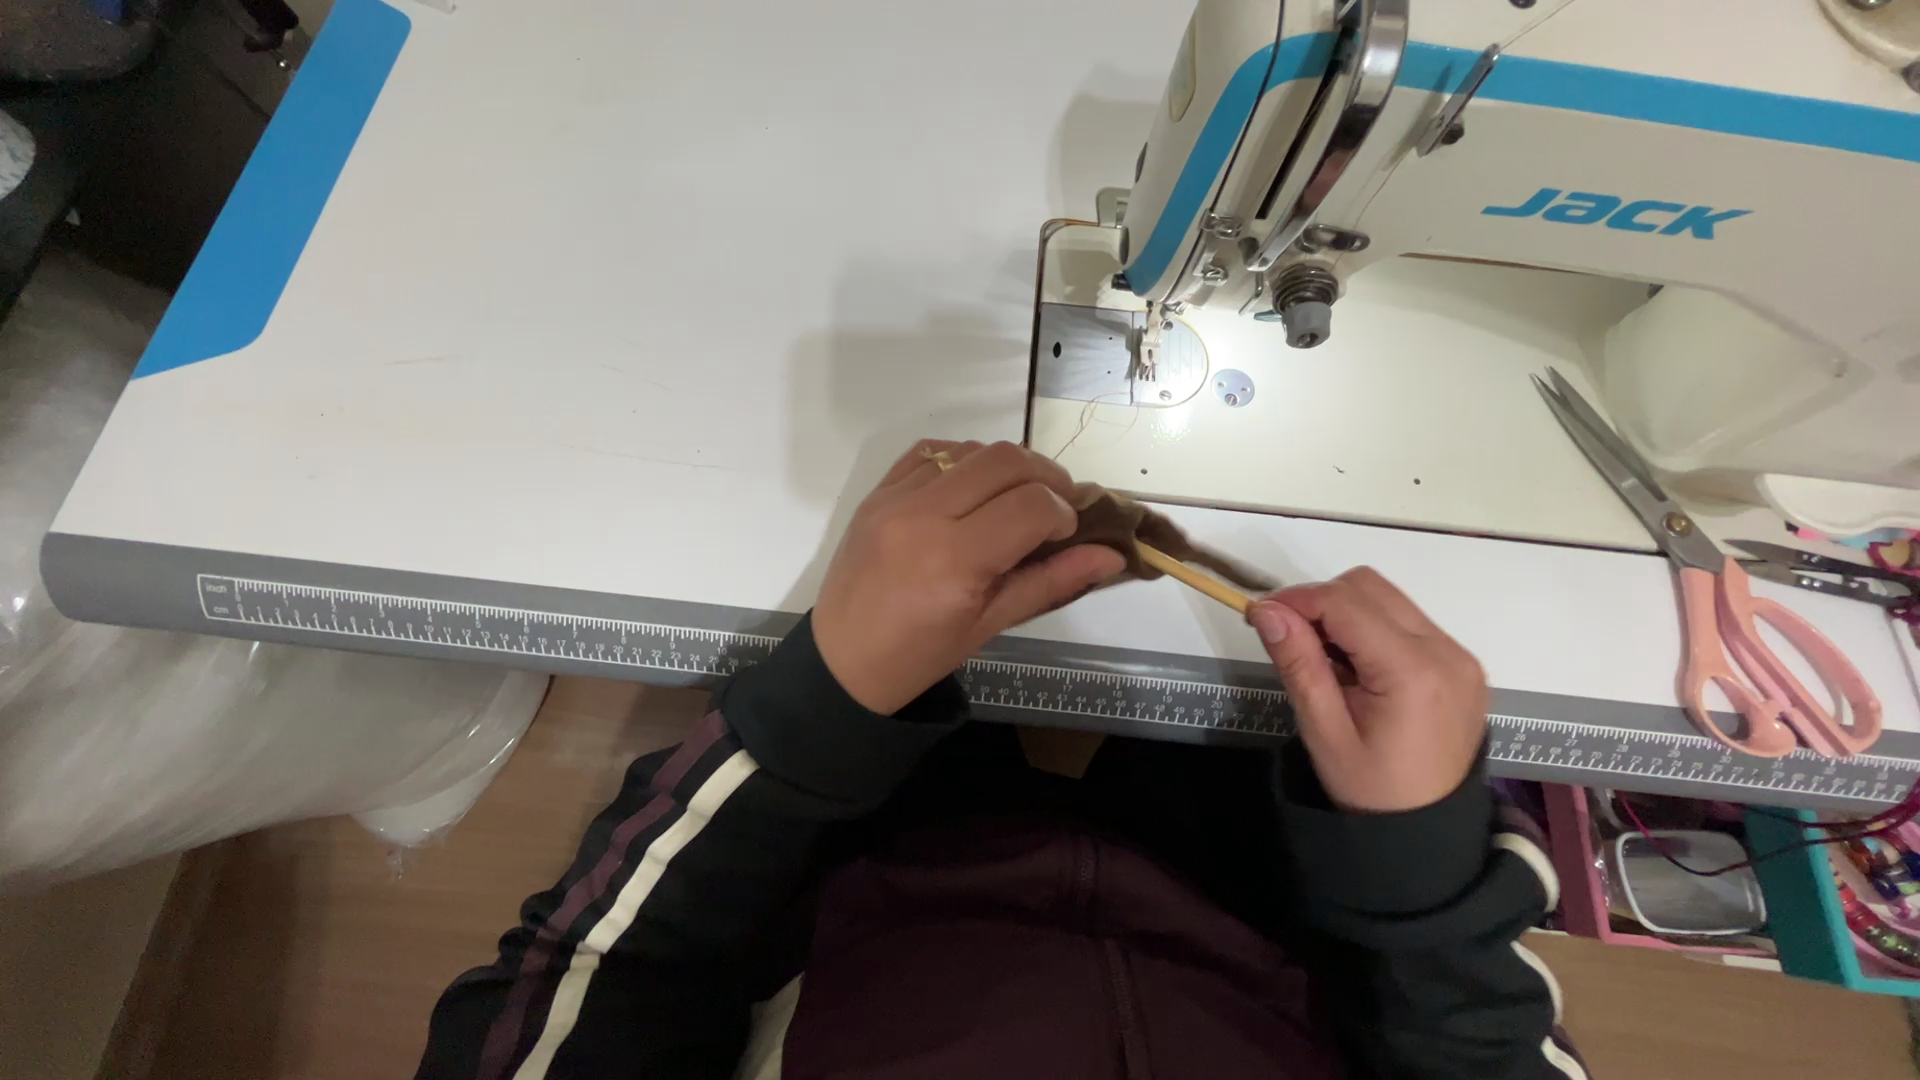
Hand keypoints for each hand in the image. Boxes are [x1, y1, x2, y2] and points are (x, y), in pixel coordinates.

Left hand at [812, 440, 1125, 714]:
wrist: (842, 661)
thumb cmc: (919, 656)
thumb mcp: (990, 625)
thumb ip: (1051, 582)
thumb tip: (1111, 556)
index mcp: (954, 560)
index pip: (1031, 505)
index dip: (1064, 511)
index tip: (1067, 531)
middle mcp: (923, 516)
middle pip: (1005, 461)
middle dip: (1045, 475)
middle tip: (1055, 503)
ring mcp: (894, 498)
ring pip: (970, 450)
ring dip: (1006, 465)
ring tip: (1015, 498)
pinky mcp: (877, 492)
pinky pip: (930, 451)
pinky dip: (963, 460)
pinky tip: (973, 487)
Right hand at [1247, 568, 1486, 812]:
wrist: (1425, 830)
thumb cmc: (1367, 786)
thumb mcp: (1322, 727)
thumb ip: (1297, 661)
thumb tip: (1265, 609)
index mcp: (1413, 672)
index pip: (1345, 603)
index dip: (1296, 599)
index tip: (1259, 615)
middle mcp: (1446, 651)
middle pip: (1369, 587)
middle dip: (1319, 600)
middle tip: (1287, 635)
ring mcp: (1459, 654)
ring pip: (1387, 597)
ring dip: (1344, 611)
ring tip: (1321, 654)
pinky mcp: (1460, 661)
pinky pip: (1405, 619)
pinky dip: (1368, 625)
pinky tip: (1352, 663)